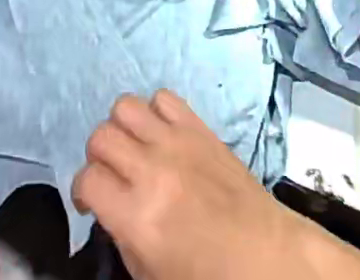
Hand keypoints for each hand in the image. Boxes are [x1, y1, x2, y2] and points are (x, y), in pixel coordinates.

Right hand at [71, 91, 323, 279]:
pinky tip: (162, 134)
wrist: (277, 264)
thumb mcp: (153, 274)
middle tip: (113, 175)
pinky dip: (156, 112)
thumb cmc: (213, 278)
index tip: (91, 202)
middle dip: (99, 158)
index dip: (83, 192)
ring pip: (124, 108)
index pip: (87, 180)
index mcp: (139, 217)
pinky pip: (163, 98)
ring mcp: (177, 145)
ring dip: (122, 128)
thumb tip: (105, 206)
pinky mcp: (200, 129)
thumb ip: (121, 236)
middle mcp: (151, 172)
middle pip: (100, 138)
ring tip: (135, 147)